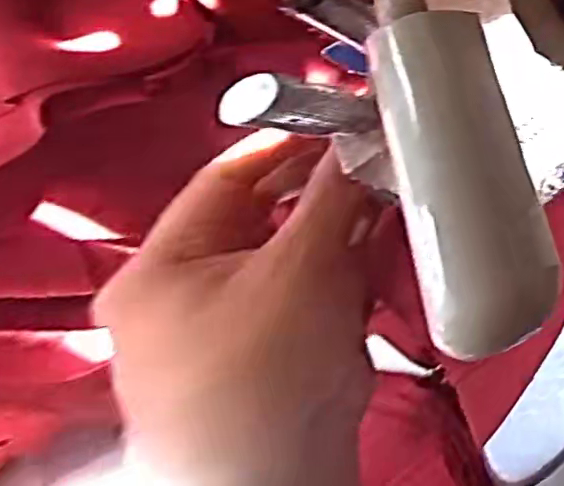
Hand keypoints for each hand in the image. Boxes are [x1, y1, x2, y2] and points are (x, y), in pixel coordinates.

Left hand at [94, 134, 376, 485]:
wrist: (281, 460)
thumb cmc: (261, 364)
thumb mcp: (300, 264)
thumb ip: (335, 192)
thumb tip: (364, 133)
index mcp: (165, 266)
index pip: (228, 175)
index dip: (288, 138)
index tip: (345, 112)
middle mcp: (200, 278)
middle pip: (272, 201)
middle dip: (330, 175)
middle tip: (382, 144)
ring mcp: (250, 299)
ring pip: (307, 230)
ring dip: (353, 207)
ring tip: (398, 179)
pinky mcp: (295, 316)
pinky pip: (329, 260)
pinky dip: (361, 239)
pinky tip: (395, 222)